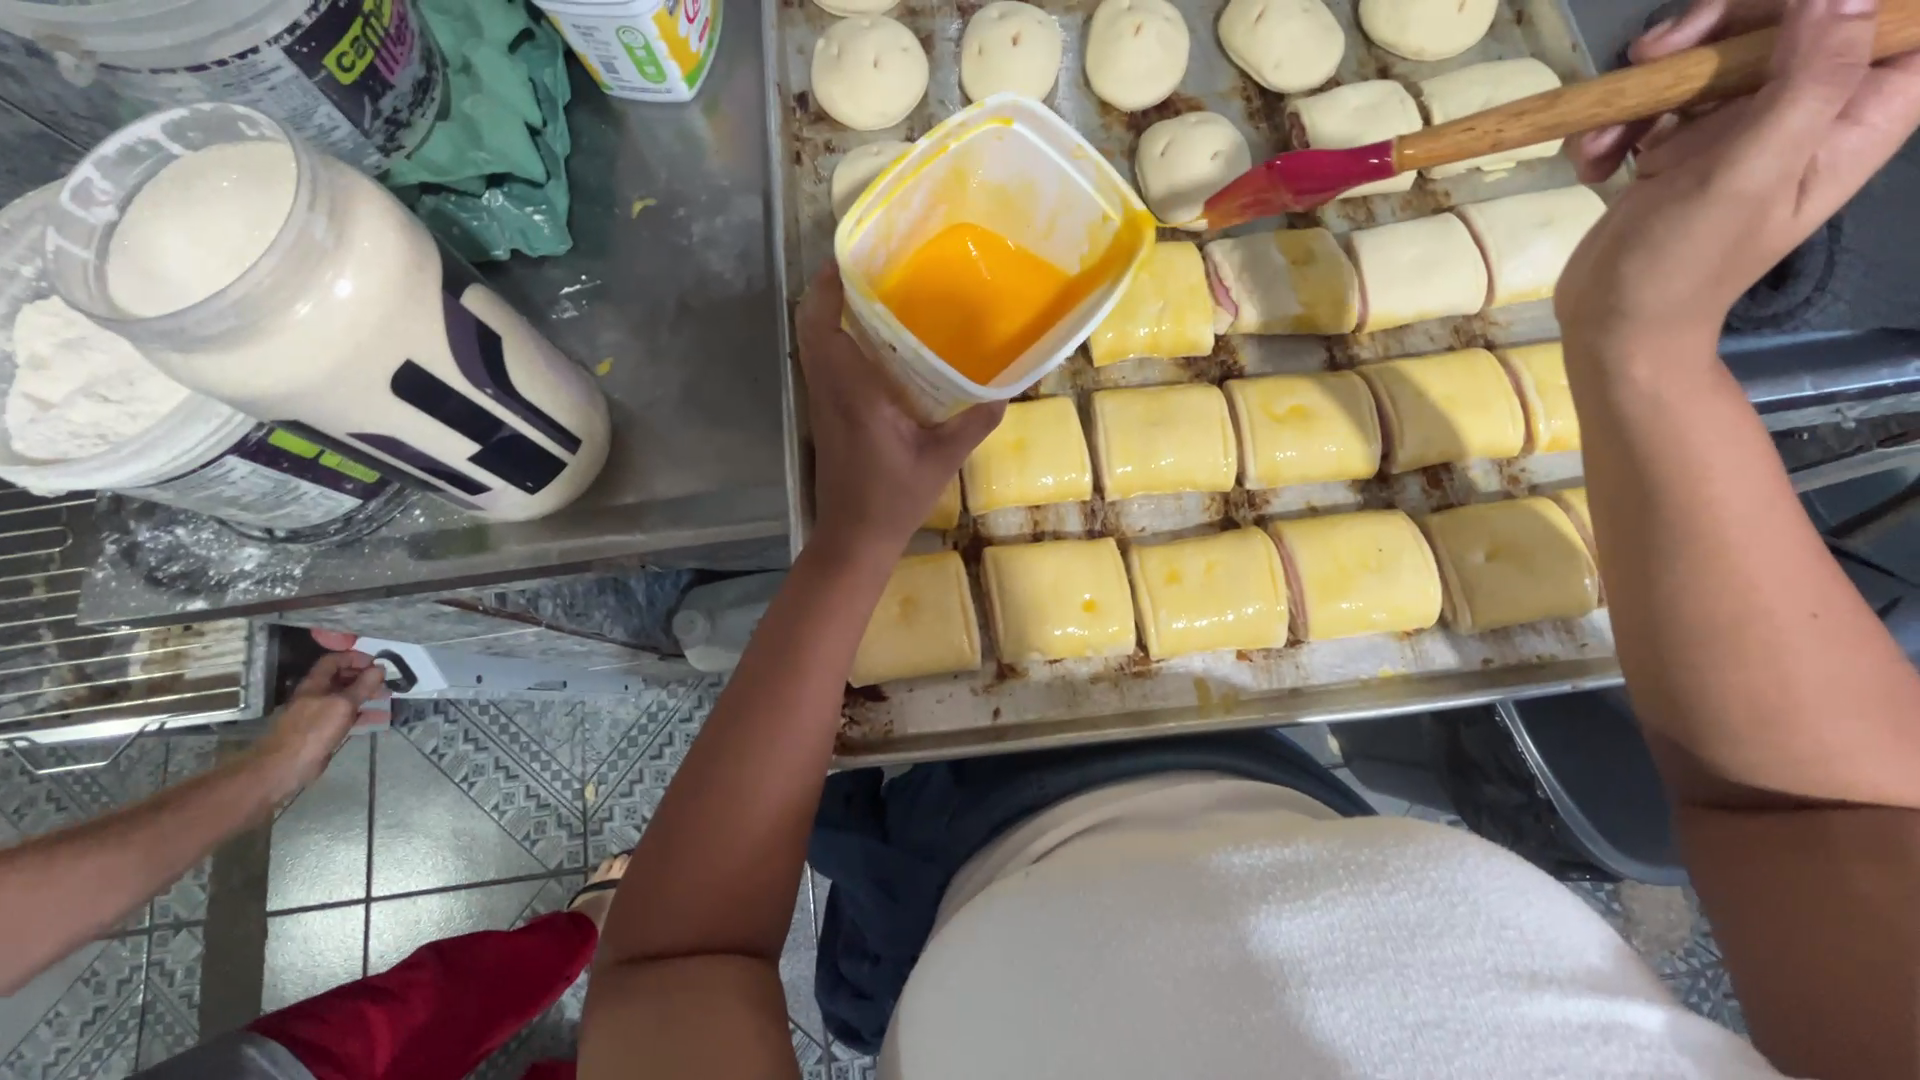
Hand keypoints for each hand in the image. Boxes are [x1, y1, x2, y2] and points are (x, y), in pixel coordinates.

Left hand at [251, 651, 387, 789]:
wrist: (286, 766)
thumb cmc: (313, 730)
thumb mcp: (342, 704)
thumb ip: (362, 685)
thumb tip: (379, 668)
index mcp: (314, 684)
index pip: (334, 660)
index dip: (355, 658)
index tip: (377, 663)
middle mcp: (316, 695)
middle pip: (341, 678)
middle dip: (364, 676)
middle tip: (386, 681)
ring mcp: (319, 713)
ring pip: (345, 697)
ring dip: (365, 695)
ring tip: (386, 697)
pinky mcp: (323, 730)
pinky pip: (345, 716)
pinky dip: (361, 713)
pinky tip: (375, 717)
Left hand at [796, 262, 1004, 558]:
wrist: (853, 537)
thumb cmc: (894, 498)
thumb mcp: (942, 460)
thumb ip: (973, 423)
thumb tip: (1005, 392)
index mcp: (853, 393)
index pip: (824, 326)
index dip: (828, 288)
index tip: (851, 259)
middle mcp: (828, 390)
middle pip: (809, 326)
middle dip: (826, 290)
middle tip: (864, 270)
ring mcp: (821, 403)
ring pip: (811, 344)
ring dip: (827, 313)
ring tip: (868, 295)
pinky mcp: (824, 415)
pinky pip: (821, 362)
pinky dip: (833, 339)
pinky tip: (870, 342)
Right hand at [1556, 0, 1919, 362]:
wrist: (1612, 325)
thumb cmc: (1685, 264)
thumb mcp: (1750, 175)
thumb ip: (1808, 81)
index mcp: (1857, 115)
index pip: (1888, 16)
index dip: (1829, 3)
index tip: (1759, 17)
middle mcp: (1806, 111)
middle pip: (1787, 19)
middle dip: (1713, 29)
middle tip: (1655, 53)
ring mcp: (1737, 128)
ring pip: (1708, 57)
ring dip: (1642, 90)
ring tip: (1604, 137)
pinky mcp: (1678, 146)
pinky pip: (1653, 104)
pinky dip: (1613, 127)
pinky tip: (1594, 163)